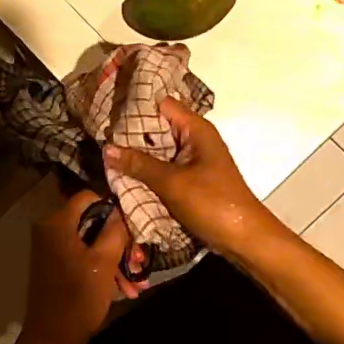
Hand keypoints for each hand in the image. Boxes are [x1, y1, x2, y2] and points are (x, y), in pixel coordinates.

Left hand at [21, 190, 138, 343]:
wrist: (51, 339)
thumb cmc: (79, 297)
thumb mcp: (104, 261)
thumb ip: (115, 229)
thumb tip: (120, 209)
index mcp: (57, 222)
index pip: (88, 196)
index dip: (111, 206)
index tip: (129, 224)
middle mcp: (49, 228)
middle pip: (90, 220)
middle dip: (117, 240)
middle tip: (138, 259)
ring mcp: (50, 247)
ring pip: (89, 241)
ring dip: (112, 258)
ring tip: (135, 282)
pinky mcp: (53, 264)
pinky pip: (81, 254)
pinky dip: (100, 266)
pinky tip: (122, 288)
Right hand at [104, 98, 280, 257]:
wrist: (245, 239)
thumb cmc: (212, 203)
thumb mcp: (172, 182)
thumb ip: (139, 164)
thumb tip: (106, 147)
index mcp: (196, 129)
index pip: (161, 104)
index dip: (135, 104)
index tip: (107, 108)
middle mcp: (195, 139)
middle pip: (158, 127)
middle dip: (130, 132)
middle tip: (99, 132)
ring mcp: (193, 160)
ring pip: (159, 149)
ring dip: (136, 153)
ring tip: (103, 152)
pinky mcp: (191, 179)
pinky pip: (164, 168)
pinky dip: (146, 170)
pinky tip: (122, 174)